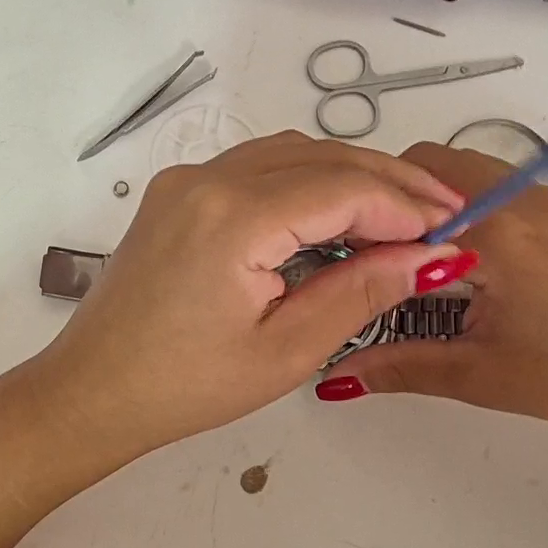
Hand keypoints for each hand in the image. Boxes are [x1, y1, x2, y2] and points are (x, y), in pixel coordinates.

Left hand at [28, 131, 467, 459]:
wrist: (93, 391)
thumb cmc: (183, 386)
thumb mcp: (284, 351)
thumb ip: (360, 293)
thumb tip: (428, 256)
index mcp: (232, 217)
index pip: (343, 188)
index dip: (407, 206)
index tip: (455, 229)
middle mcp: (203, 180)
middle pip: (317, 157)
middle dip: (384, 183)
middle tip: (439, 217)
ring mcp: (181, 183)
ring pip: (284, 155)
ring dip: (342, 178)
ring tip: (395, 218)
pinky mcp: (171, 197)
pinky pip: (250, 170)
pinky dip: (299, 184)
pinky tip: (330, 217)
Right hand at [318, 142, 547, 454]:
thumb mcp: (481, 375)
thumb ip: (397, 367)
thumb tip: (332, 375)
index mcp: (492, 225)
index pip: (396, 189)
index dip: (353, 217)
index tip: (329, 260)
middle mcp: (517, 195)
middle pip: (424, 166)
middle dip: (383, 204)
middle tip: (361, 263)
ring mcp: (545, 202)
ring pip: (458, 176)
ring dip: (420, 208)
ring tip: (401, 269)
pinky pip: (488, 193)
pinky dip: (454, 215)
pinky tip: (452, 273)